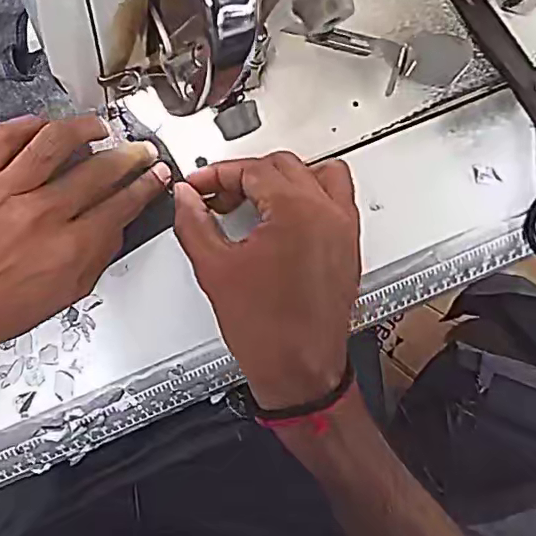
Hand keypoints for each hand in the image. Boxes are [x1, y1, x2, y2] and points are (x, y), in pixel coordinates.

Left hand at [0, 112, 167, 339]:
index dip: (146, 184)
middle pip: (98, 169)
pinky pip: (2, 138)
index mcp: (67, 249)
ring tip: (97, 127)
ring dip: (84, 127)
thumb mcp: (68, 292)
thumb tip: (119, 220)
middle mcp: (39, 216)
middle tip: (137, 150)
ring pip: (53, 141)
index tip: (153, 174)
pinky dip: (27, 124)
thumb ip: (99, 254)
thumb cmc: (2, 307)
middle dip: (129, 155)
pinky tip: (43, 126)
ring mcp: (4, 194)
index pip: (121, 203)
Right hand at [172, 152, 360, 410]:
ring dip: (282, 178)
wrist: (299, 370)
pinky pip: (335, 199)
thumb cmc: (269, 332)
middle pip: (283, 165)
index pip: (253, 170)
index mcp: (297, 213)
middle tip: (216, 195)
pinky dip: (309, 195)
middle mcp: (327, 214)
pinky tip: (282, 216)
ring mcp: (343, 229)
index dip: (217, 174)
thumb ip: (194, 222)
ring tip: (252, 198)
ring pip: (316, 174)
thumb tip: (186, 197)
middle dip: (244, 175)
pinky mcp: (348, 246)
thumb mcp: (214, 268)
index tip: (200, 185)